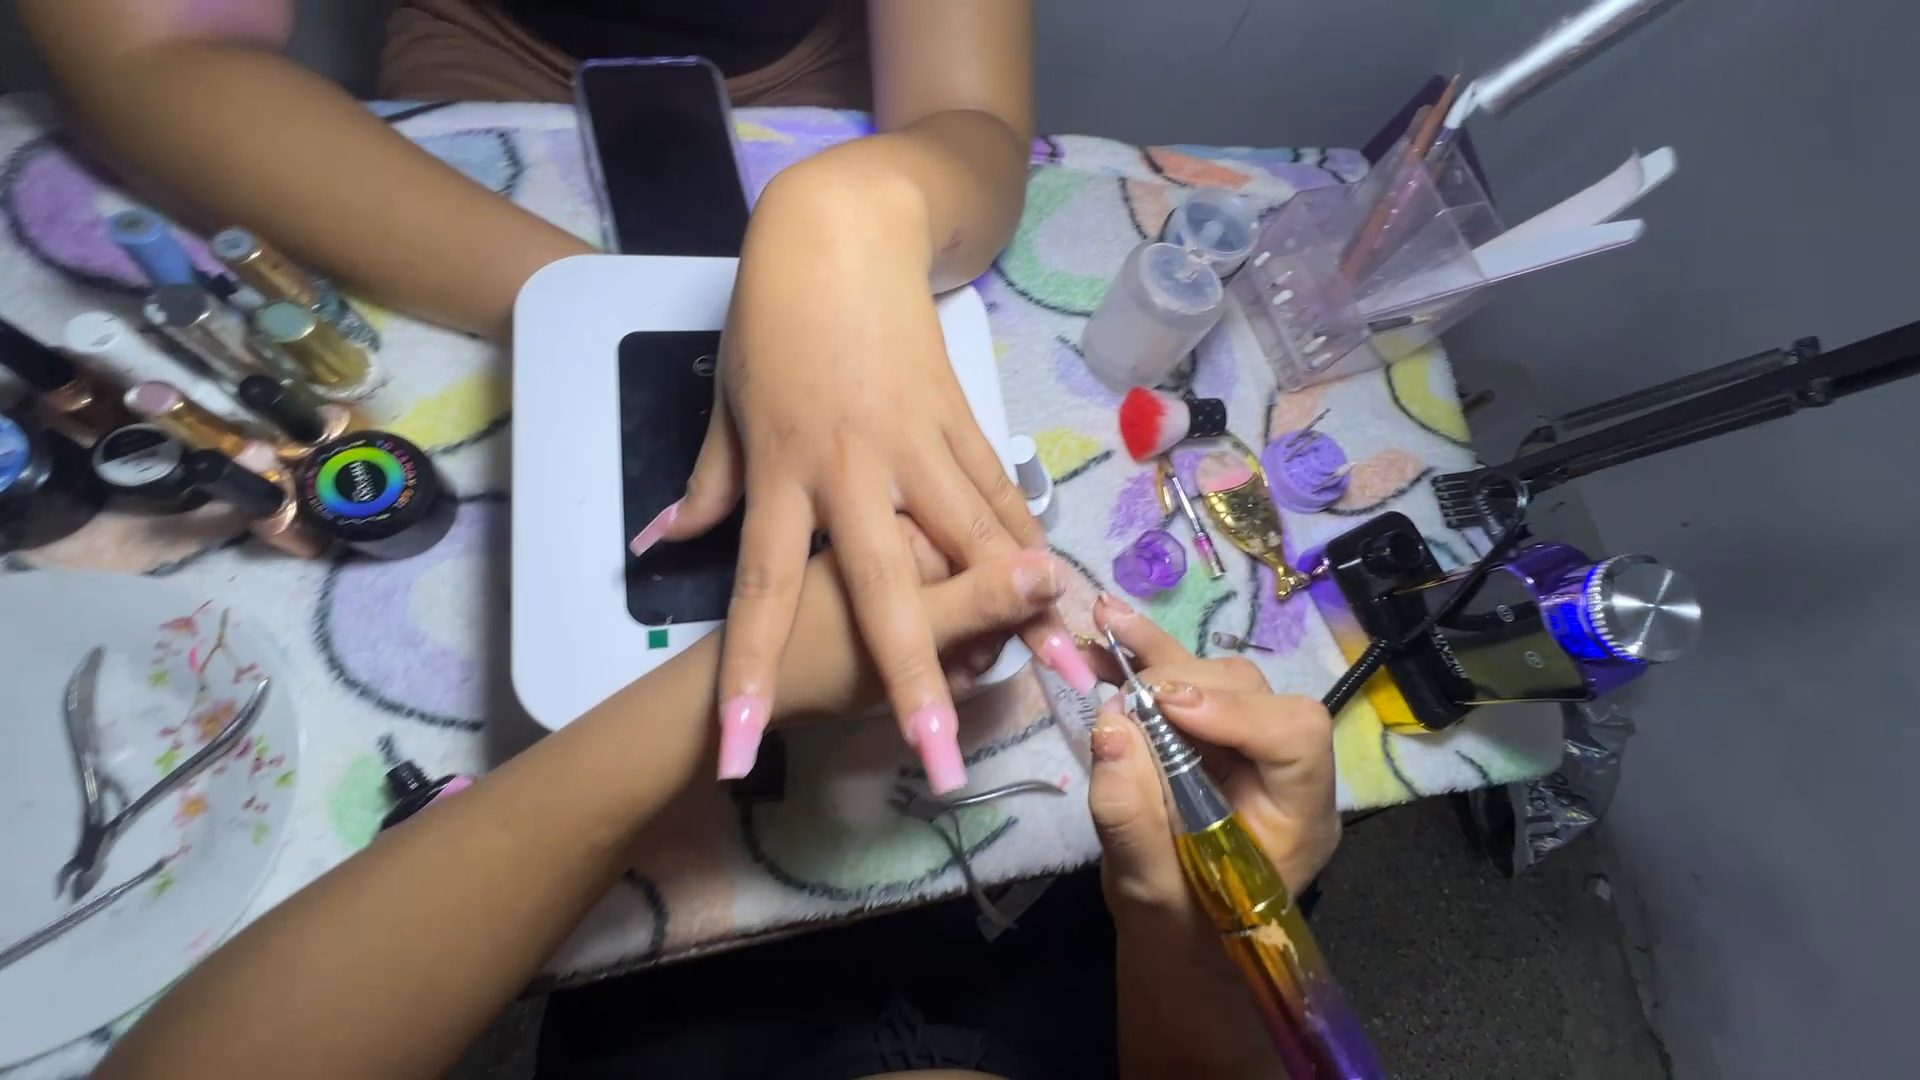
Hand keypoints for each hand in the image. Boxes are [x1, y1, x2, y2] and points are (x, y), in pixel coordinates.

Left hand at [635, 160, 1094, 794]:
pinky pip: (999, 494)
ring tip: (1061, 677)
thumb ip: (707, 486)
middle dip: (914, 680)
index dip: (748, 675)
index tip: (739, 754)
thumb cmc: (774, 321)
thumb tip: (660, 545)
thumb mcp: (729, 402)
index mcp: (785, 471)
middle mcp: (857, 472)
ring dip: (1015, 615)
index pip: (762, 589)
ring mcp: (920, 446)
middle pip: (889, 588)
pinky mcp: (965, 421)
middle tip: (941, 761)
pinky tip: (1063, 591)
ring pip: (972, 544)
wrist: (845, 232)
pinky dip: (1030, 545)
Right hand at [1085, 594, 1338, 1078]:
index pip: (1296, 737)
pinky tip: (1105, 627)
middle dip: (1182, 686)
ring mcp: (1244, 738)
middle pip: (1252, 692)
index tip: (1166, 709)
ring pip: (1216, 673)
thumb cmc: (1180, 928)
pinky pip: (1181, 674)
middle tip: (1121, 701)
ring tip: (1103, 628)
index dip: (1236, 711)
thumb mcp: (1150, 891)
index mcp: (1297, 814)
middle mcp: (1280, 765)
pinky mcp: (1207, 725)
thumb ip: (1132, 819)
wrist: (1180, 933)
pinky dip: (1142, 649)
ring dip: (1158, 654)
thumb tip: (1110, 726)